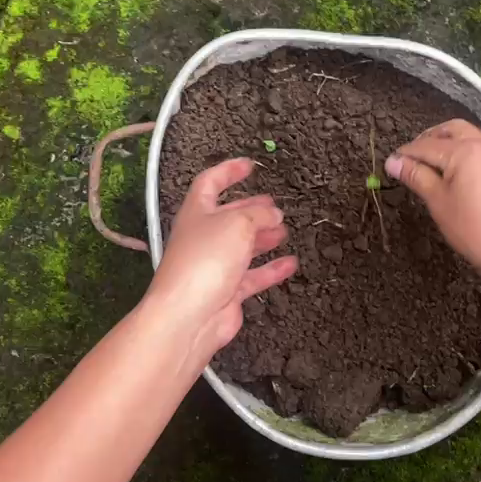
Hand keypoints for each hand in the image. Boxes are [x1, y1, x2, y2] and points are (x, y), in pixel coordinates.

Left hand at [143, 157, 298, 354]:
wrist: (189, 316)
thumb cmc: (206, 259)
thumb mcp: (237, 223)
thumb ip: (259, 214)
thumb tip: (273, 214)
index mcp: (197, 212)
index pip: (210, 183)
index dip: (228, 171)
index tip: (248, 165)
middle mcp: (203, 236)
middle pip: (228, 216)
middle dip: (250, 209)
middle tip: (274, 206)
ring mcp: (214, 265)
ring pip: (242, 246)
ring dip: (263, 237)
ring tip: (283, 230)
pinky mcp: (227, 291)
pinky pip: (252, 276)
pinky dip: (271, 269)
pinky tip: (291, 263)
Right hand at [385, 120, 480, 282]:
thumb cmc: (473, 228)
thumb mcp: (438, 201)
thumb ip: (416, 176)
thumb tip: (393, 162)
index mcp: (465, 150)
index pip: (426, 145)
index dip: (406, 154)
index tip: (390, 163)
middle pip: (450, 130)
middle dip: (428, 138)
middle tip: (411, 156)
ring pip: (468, 134)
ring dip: (447, 142)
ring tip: (430, 163)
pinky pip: (480, 146)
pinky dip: (463, 149)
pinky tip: (453, 169)